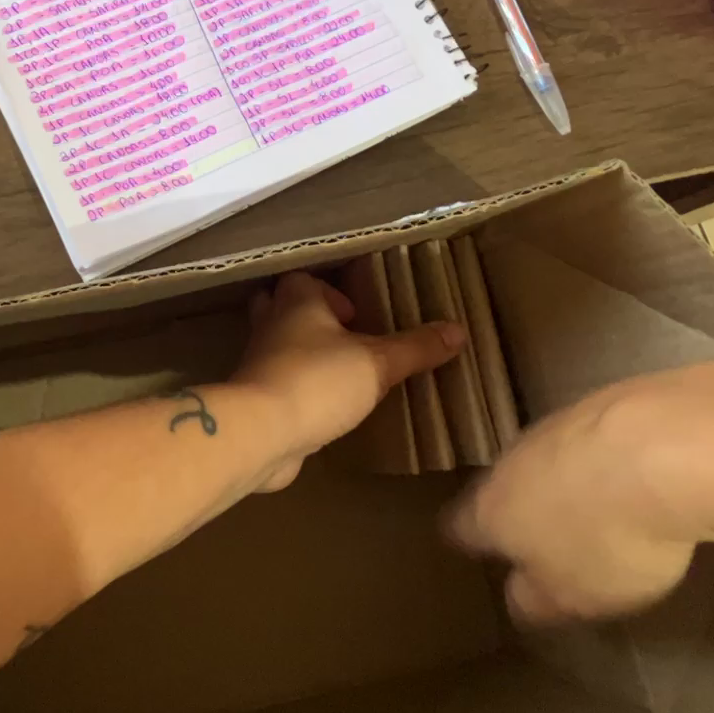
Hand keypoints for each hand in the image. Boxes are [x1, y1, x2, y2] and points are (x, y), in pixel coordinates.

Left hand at [233, 270, 463, 492]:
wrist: (262, 433)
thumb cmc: (318, 381)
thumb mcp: (378, 363)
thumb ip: (416, 347)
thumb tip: (458, 330)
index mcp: (296, 302)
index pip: (303, 279)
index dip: (327, 291)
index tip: (357, 314)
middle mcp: (270, 324)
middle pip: (279, 306)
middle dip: (306, 316)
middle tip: (343, 335)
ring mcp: (257, 362)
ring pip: (275, 344)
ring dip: (300, 351)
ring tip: (338, 370)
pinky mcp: (255, 397)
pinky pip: (275, 381)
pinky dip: (294, 386)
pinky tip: (322, 404)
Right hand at [442, 363, 713, 624]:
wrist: (662, 449)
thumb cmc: (605, 536)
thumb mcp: (571, 596)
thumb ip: (535, 601)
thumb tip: (517, 598)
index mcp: (491, 512)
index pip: (459, 528)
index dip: (467, 542)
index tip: (478, 552)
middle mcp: (509, 464)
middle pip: (501, 489)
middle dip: (518, 510)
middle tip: (547, 538)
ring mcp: (551, 429)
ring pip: (542, 461)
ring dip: (560, 482)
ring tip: (598, 510)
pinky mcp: (594, 406)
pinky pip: (585, 441)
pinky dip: (599, 460)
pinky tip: (635, 480)